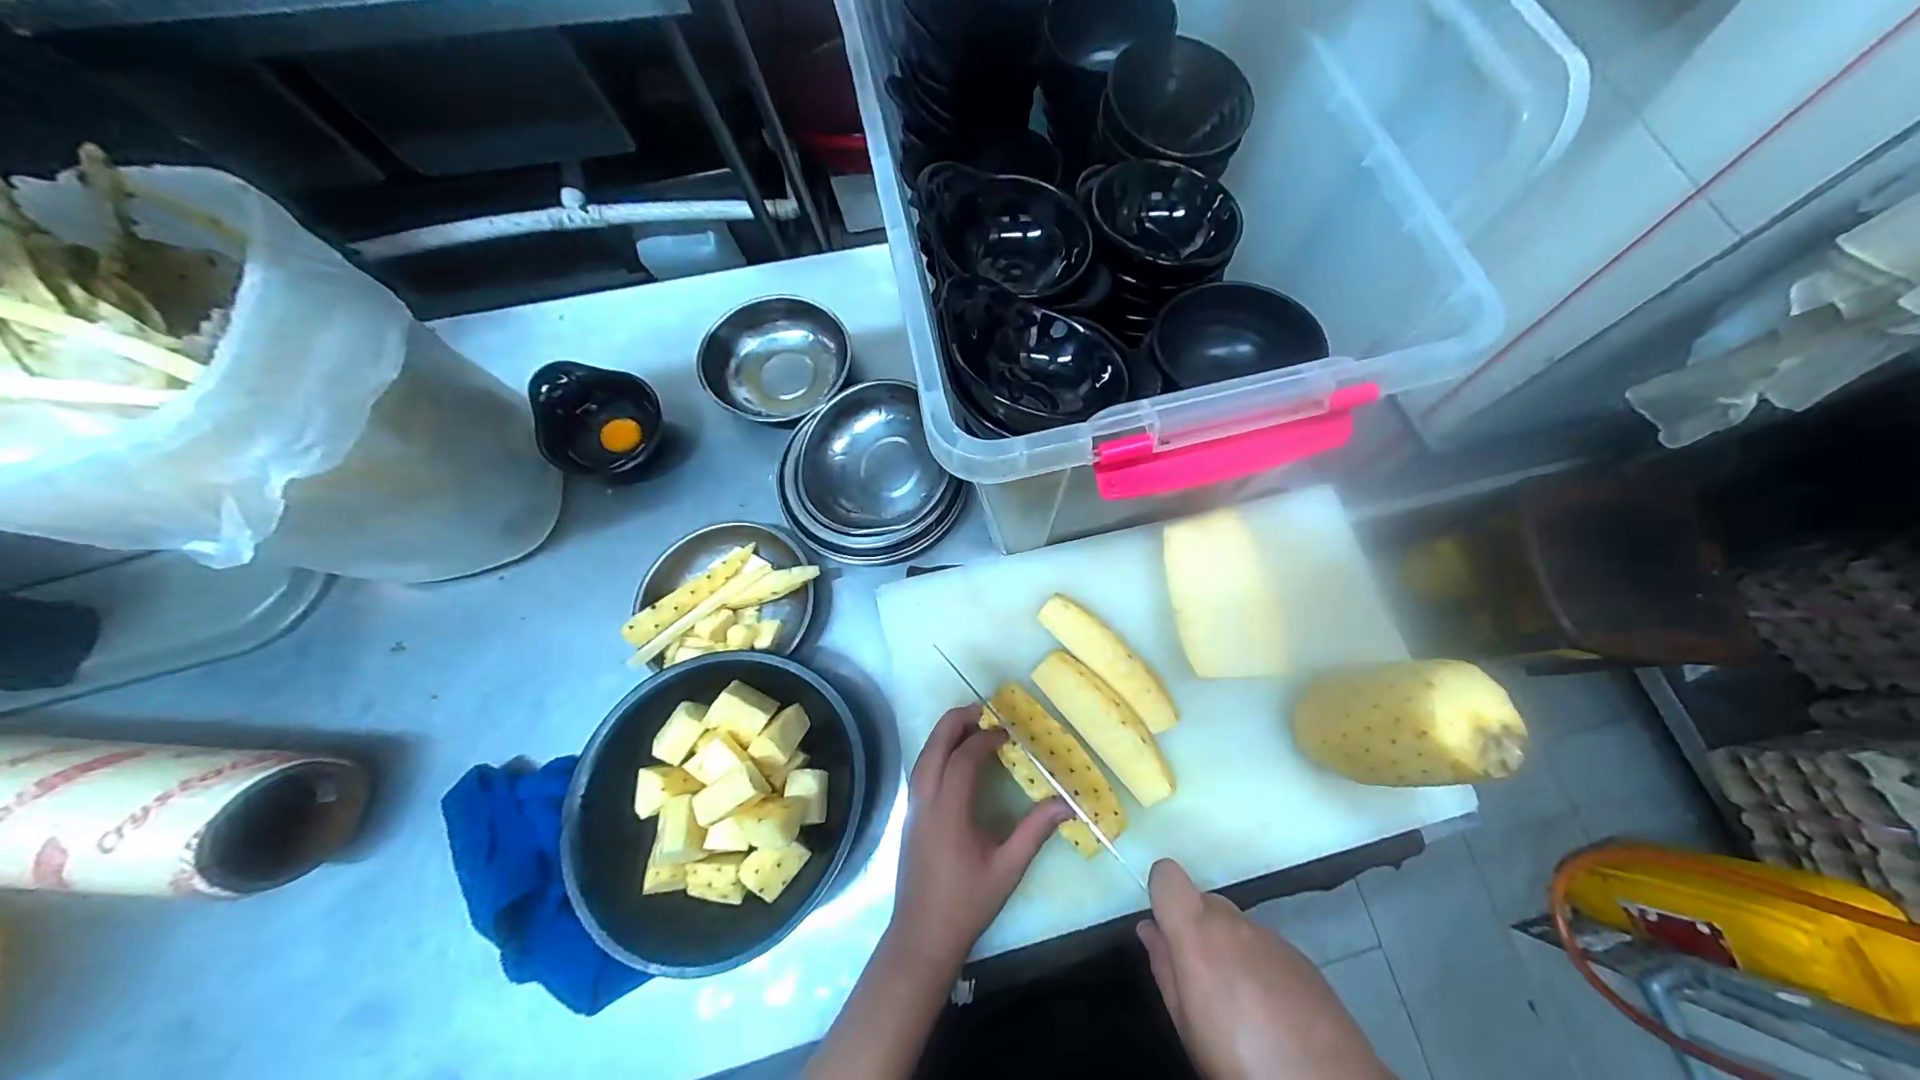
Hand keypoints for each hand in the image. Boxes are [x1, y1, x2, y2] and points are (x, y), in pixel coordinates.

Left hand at [888, 704, 1072, 966]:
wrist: (922, 935)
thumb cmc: (967, 902)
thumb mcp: (1007, 869)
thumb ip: (1035, 832)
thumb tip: (1067, 804)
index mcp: (949, 812)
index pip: (963, 760)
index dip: (984, 740)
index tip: (1007, 733)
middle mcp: (925, 802)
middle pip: (933, 748)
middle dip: (954, 723)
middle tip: (981, 709)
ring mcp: (912, 809)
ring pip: (922, 758)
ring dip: (943, 736)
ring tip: (968, 725)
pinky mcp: (909, 817)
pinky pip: (919, 772)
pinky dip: (935, 753)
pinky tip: (952, 758)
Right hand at [1137, 860, 1391, 1079]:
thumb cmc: (1241, 1060)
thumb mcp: (1187, 1024)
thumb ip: (1164, 969)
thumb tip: (1150, 930)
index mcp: (1199, 933)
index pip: (1167, 875)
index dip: (1161, 894)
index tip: (1164, 930)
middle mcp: (1236, 924)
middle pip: (1205, 903)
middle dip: (1197, 930)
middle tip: (1201, 982)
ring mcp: (1273, 938)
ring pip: (1237, 928)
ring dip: (1229, 951)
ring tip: (1240, 1006)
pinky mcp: (1303, 959)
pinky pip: (1265, 948)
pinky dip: (1258, 967)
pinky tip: (1270, 1012)